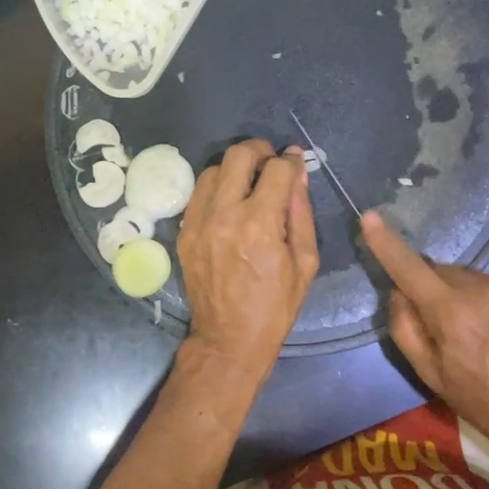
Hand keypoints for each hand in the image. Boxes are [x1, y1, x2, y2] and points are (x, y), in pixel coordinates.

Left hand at [178, 140, 319, 370]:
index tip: (296, 165)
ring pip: (212, 170)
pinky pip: (197, 195)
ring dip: (234, 169)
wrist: (229, 338)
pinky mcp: (184, 234)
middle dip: (260, 151)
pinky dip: (215, 189)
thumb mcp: (304, 261)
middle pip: (238, 156)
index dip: (292, 162)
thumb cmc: (275, 306)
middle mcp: (224, 215)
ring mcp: (198, 223)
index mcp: (260, 224)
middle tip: (270, 163)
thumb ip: (301, 212)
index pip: (277, 170)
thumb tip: (298, 173)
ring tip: (248, 183)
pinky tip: (229, 203)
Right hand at [361, 210, 488, 488]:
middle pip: (443, 273)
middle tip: (440, 327)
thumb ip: (407, 330)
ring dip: (467, 298)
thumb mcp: (432, 377)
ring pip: (476, 281)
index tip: (370, 218)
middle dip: (434, 289)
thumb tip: (399, 296)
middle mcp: (485, 291)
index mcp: (451, 313)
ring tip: (482, 337)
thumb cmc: (487, 406)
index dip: (386, 244)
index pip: (409, 269)